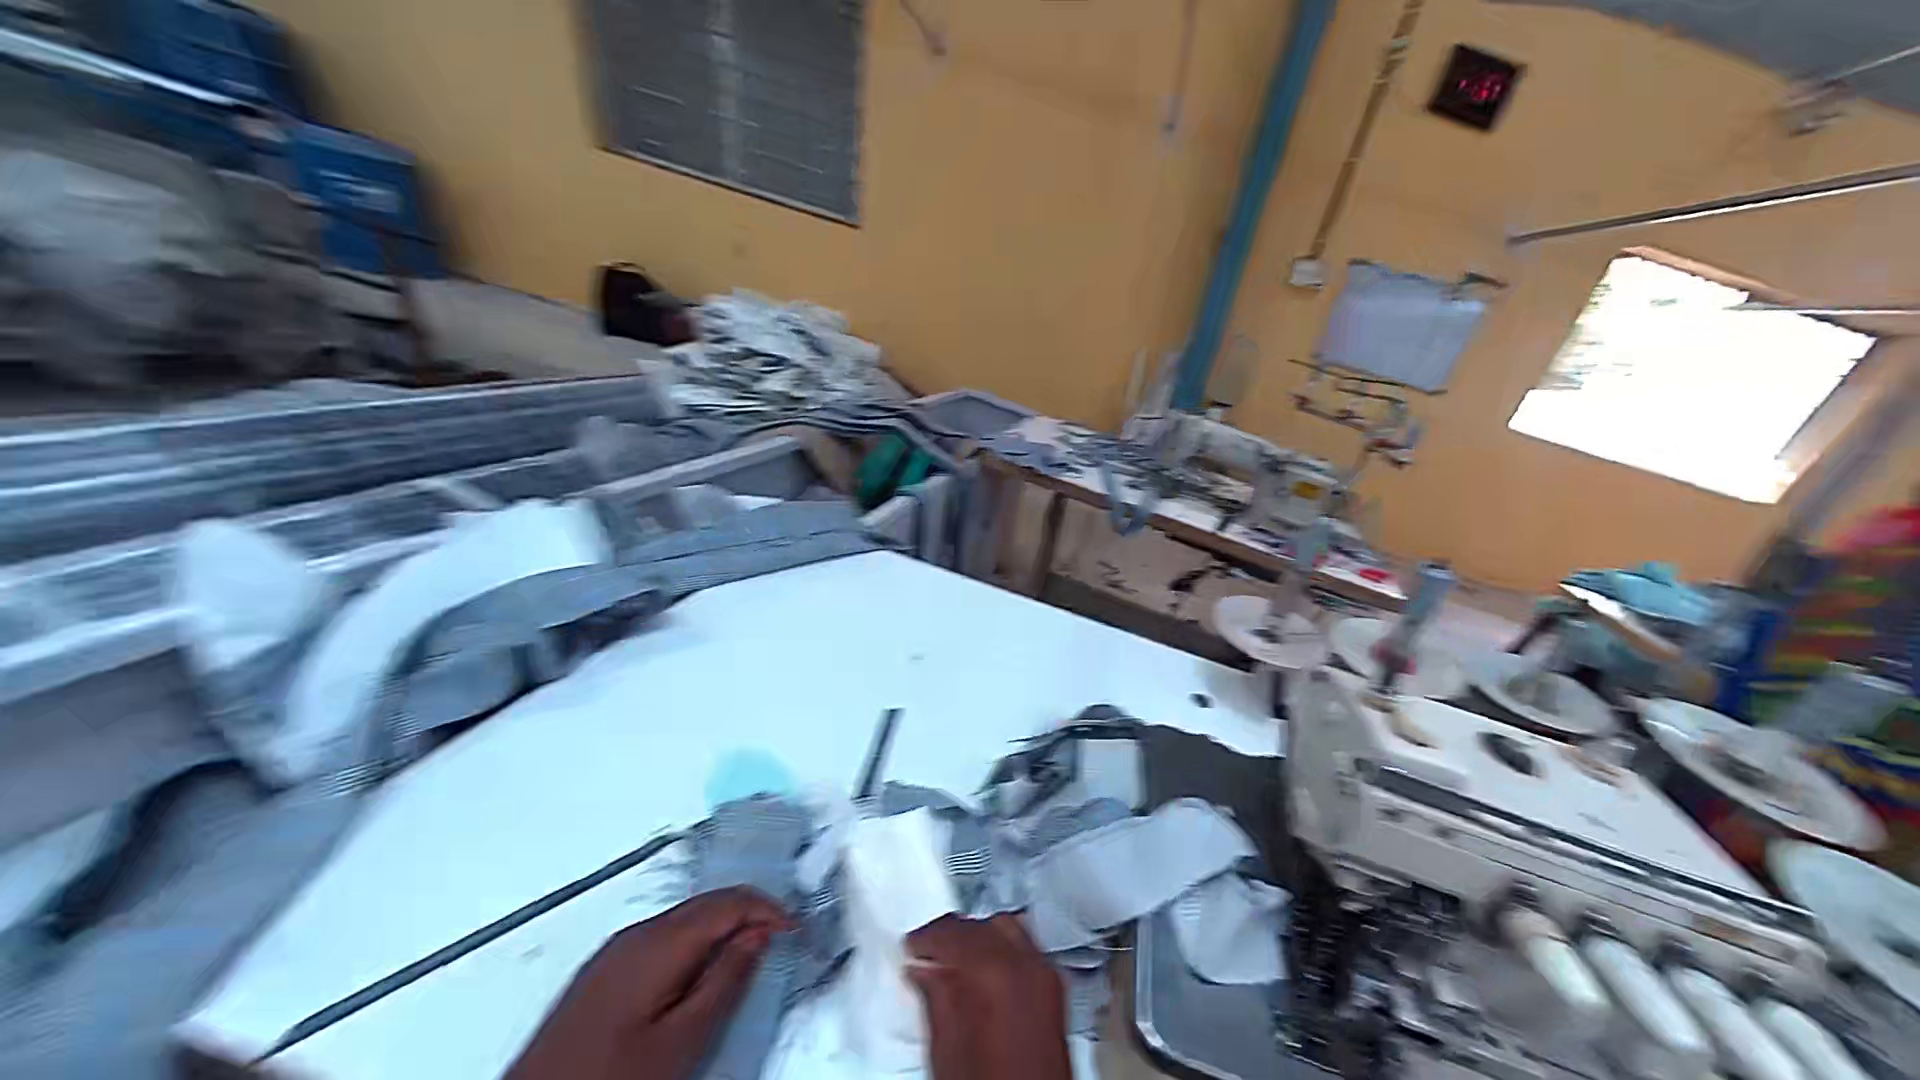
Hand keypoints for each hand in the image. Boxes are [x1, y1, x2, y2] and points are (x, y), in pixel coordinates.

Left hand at [506, 886, 790, 1079]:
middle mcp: (636, 934)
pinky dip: (696, 944)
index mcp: (659, 942)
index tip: (795, 931)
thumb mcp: (682, 1042)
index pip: (728, 901)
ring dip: (723, 929)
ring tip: (749, 958)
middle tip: (780, 940)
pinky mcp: (604, 972)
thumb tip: (758, 934)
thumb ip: (726, 980)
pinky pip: (665, 938)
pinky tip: (702, 975)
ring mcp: (616, 951)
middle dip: (749, 914)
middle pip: (707, 904)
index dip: (769, 909)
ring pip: (686, 919)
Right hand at [906, 914, 1070, 1079]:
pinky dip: (1004, 949)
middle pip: (978, 926)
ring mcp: (1043, 973)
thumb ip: (935, 998)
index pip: (950, 932)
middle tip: (929, 955)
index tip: (913, 948)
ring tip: (958, 961)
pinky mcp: (1055, 987)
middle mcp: (1022, 963)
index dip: (925, 938)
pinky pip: (1026, 947)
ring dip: (979, 937)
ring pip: (1004, 927)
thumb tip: (924, 972)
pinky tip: (988, 969)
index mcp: (989, 972)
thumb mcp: (945, 1048)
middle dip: (951, 937)